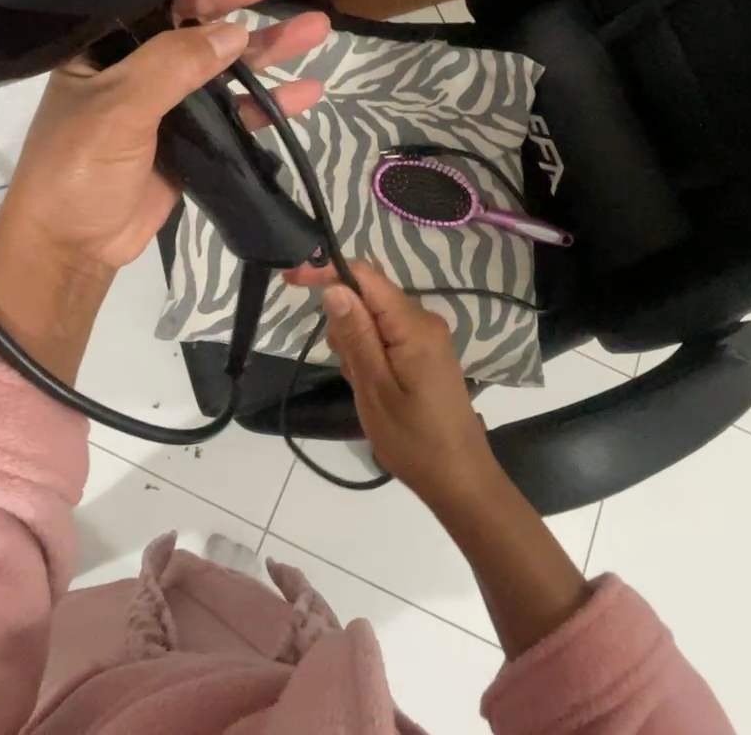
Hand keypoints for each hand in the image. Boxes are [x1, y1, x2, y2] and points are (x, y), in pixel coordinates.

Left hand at [0, 0, 329, 270]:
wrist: (73, 246)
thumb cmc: (76, 169)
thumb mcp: (117, 109)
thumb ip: (172, 67)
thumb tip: (233, 30)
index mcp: (110, 47)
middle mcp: (141, 67)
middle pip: (203, 26)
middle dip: (248, 2)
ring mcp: (170, 104)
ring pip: (227, 68)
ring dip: (270, 50)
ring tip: (316, 29)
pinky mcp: (193, 141)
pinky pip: (237, 115)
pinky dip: (270, 105)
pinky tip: (308, 92)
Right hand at [295, 263, 591, 659]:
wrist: (460, 480)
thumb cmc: (414, 441)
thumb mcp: (374, 390)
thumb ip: (356, 336)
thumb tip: (334, 287)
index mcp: (413, 326)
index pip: (365, 276)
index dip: (327, 271)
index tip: (290, 280)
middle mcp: (424, 321)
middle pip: (367, 296)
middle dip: (344, 323)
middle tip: (347, 369)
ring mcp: (427, 337)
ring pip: (373, 318)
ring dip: (356, 343)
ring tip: (363, 386)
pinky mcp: (426, 353)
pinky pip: (387, 336)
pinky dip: (370, 354)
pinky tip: (374, 387)